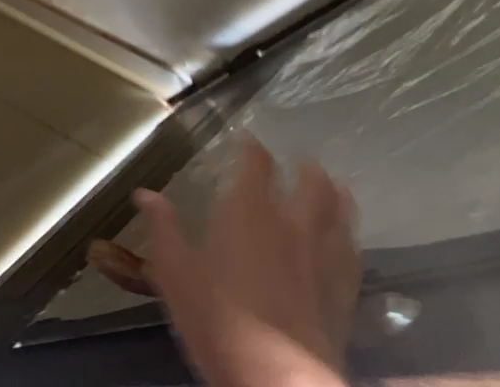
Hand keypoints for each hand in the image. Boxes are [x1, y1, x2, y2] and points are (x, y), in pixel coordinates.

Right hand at [134, 139, 360, 386]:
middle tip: (301, 158)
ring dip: (337, 196)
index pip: (257, 166)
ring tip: (336, 186)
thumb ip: (163, 227)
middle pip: (311, 185)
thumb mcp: (173, 270)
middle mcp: (292, 227)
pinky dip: (349, 237)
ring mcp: (324, 260)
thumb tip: (146, 193)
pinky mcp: (344, 293)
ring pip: (340, 215)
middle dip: (306, 168)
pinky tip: (347, 241)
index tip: (248, 138)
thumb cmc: (216, 316)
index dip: (253, 148)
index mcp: (248, 213)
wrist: (276, 376)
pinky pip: (353, 254)